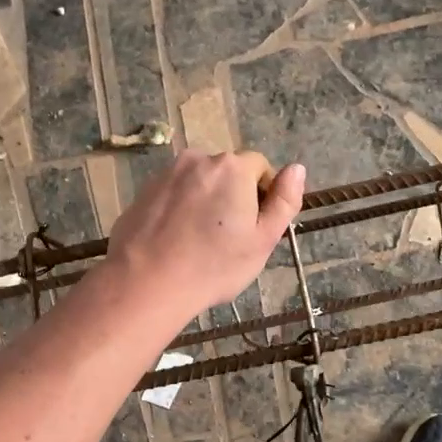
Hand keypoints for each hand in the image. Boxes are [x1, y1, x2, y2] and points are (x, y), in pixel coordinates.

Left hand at [105, 150, 304, 319]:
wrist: (146, 282)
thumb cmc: (213, 266)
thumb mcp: (263, 240)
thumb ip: (284, 201)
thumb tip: (296, 169)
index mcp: (233, 167)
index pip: (260, 167)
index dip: (262, 196)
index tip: (253, 228)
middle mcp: (199, 159)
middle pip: (228, 172)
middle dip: (233, 196)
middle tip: (228, 239)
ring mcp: (168, 173)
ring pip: (200, 182)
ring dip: (206, 201)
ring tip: (200, 241)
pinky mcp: (145, 190)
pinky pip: (175, 193)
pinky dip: (181, 209)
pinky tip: (177, 239)